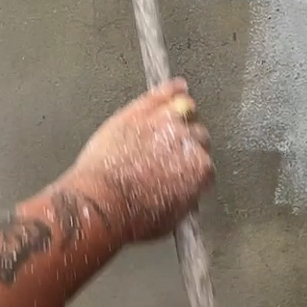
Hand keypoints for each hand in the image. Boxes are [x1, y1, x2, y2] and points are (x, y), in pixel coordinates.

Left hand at [62, 78, 213, 242]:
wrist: (102, 203)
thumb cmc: (132, 215)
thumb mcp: (171, 219)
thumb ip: (186, 197)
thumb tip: (187, 193)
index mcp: (199, 169)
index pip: (204, 163)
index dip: (191, 167)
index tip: (182, 170)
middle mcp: (188, 141)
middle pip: (198, 135)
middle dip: (187, 143)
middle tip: (170, 152)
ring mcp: (165, 121)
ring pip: (185, 108)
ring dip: (182, 114)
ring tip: (172, 121)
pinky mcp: (142, 111)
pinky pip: (164, 93)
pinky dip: (173, 89)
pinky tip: (177, 87)